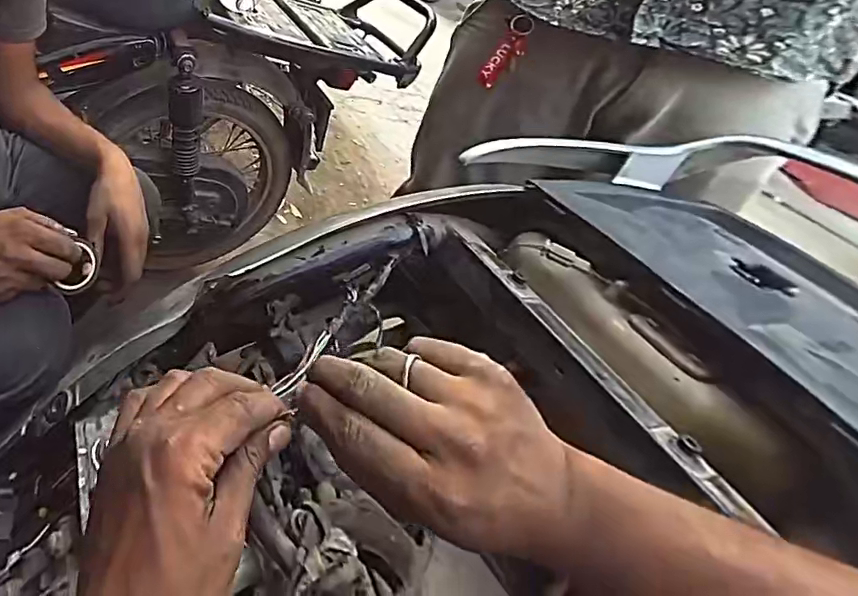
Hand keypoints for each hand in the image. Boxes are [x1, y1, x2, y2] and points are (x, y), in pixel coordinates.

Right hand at [0, 208, 80, 302]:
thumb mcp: (14, 214)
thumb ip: (43, 222)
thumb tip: (68, 234)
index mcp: (24, 231)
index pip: (64, 247)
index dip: (74, 252)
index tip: (74, 254)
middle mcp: (19, 255)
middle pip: (60, 270)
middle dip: (64, 268)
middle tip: (59, 264)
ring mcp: (9, 277)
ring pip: (44, 284)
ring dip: (44, 277)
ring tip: (33, 268)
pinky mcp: (0, 294)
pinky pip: (23, 292)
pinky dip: (24, 285)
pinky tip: (13, 275)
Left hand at [79, 369, 290, 595]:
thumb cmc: (167, 589)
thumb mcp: (224, 534)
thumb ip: (246, 471)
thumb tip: (270, 434)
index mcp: (180, 450)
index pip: (235, 408)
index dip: (266, 405)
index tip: (284, 412)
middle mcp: (149, 432)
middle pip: (204, 384)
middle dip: (242, 389)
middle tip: (267, 405)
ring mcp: (127, 437)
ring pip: (172, 382)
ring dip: (206, 384)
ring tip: (234, 403)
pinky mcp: (114, 449)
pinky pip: (140, 399)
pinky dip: (167, 392)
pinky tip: (183, 405)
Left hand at [86, 149, 149, 288]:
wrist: (118, 168)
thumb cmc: (106, 191)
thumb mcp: (95, 218)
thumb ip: (95, 245)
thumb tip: (91, 269)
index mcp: (132, 238)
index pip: (132, 275)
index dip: (121, 291)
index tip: (108, 298)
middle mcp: (143, 237)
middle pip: (136, 271)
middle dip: (120, 283)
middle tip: (101, 286)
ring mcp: (145, 230)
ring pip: (137, 261)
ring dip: (123, 271)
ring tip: (103, 272)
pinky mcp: (143, 224)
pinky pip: (138, 249)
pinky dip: (127, 258)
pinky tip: (112, 255)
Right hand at [297, 340, 576, 558]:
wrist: (553, 497)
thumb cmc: (479, 510)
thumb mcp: (418, 511)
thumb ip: (364, 466)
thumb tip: (318, 416)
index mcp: (435, 489)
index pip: (356, 434)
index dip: (321, 408)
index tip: (304, 395)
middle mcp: (455, 441)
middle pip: (368, 387)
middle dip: (332, 374)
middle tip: (319, 371)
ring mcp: (473, 400)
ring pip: (392, 360)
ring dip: (371, 366)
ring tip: (372, 377)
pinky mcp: (487, 371)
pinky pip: (423, 346)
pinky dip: (409, 356)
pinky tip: (414, 374)